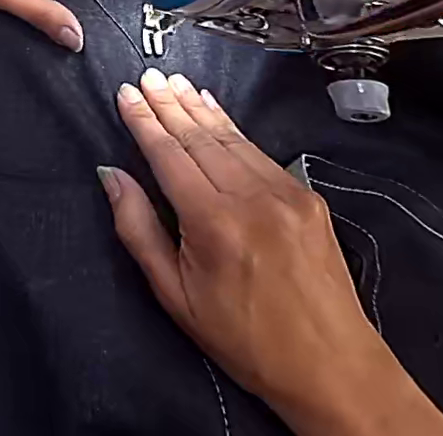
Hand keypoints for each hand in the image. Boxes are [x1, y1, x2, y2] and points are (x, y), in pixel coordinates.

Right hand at [101, 70, 442, 435]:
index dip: (144, 121)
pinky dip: (231, 126)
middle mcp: (251, 197)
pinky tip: (215, 110)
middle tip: (148, 78)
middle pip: (198, 137)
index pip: (169, 155)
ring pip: (230, 136)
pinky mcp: (305, 193)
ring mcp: (284, 191)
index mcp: (214, 224)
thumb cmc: (247, 340)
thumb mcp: (177, 298)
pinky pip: (257, 149)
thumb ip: (139, 230)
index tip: (127, 95)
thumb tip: (112, 177)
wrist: (330, 364)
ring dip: (198, 107)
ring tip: (175, 84)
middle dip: (168, 104)